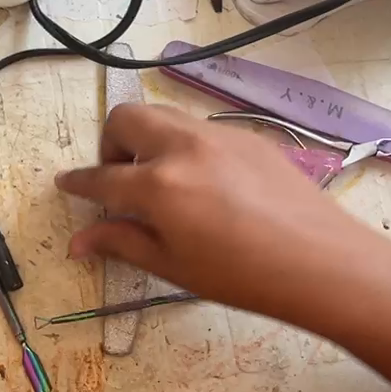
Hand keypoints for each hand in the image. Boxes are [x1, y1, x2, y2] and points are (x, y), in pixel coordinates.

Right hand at [55, 104, 390, 324]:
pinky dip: (184, 146)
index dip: (78, 182)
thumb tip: (77, 241)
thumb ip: (120, 242)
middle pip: (125, 117)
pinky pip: (200, 129)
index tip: (66, 183)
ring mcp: (218, 134)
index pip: (101, 176)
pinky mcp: (248, 135)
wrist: (324, 263)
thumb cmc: (241, 275)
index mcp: (158, 183)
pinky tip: (207, 184)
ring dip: (147, 140)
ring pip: (163, 115)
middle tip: (123, 181)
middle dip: (111, 144)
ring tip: (163, 182)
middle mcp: (183, 145)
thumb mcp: (173, 265)